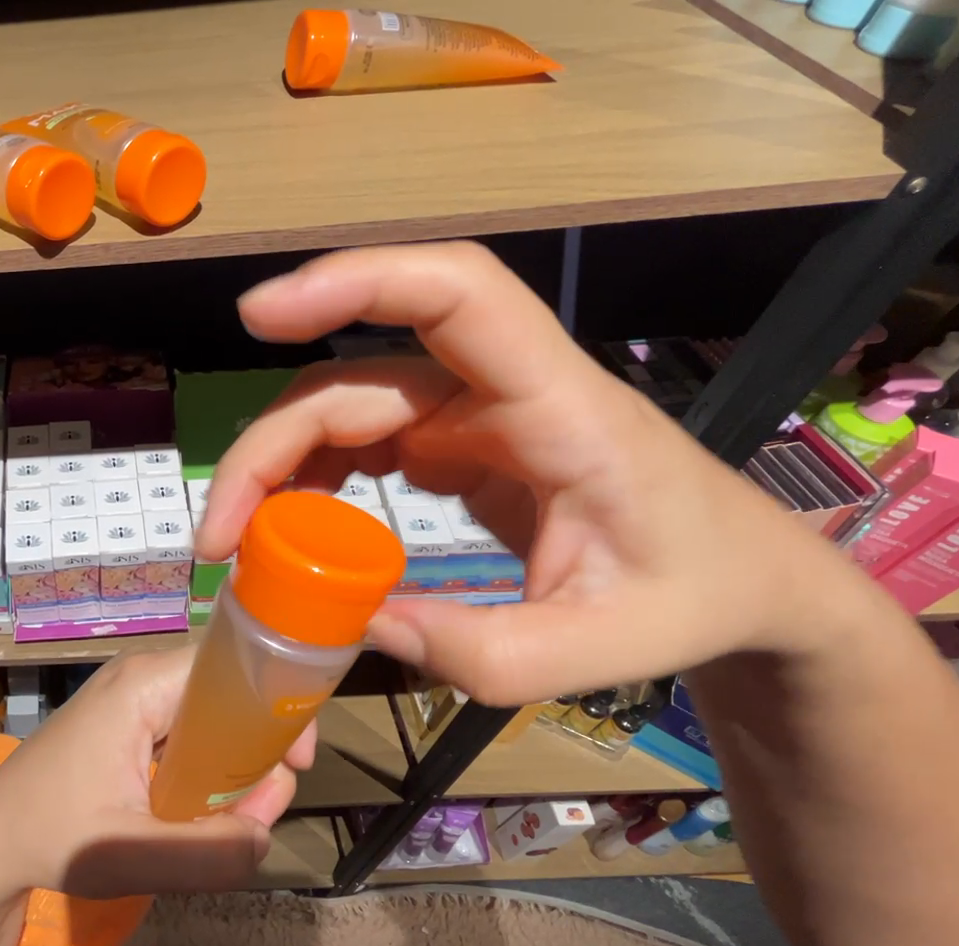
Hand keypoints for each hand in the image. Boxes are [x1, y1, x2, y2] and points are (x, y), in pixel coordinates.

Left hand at [0, 647, 314, 900]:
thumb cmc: (52, 837)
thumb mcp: (129, 855)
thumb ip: (207, 854)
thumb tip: (265, 838)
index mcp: (141, 686)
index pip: (234, 666)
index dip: (276, 707)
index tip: (296, 763)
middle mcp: (139, 676)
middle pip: (228, 693)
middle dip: (256, 751)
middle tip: (253, 814)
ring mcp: (130, 696)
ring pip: (211, 716)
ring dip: (232, 767)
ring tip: (221, 824)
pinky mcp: (125, 720)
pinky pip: (187, 731)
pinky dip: (206, 768)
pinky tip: (195, 813)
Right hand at [201, 241, 839, 704]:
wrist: (740, 580)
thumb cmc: (690, 597)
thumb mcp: (593, 649)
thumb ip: (479, 651)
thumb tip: (356, 626)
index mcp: (557, 408)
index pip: (455, 294)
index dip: (355, 282)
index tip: (258, 316)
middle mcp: (501, 391)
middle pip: (353, 380)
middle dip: (269, 447)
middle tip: (218, 537)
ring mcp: (470, 414)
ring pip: (341, 406)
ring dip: (276, 464)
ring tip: (237, 540)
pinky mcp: (453, 442)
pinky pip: (358, 440)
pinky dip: (307, 476)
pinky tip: (288, 523)